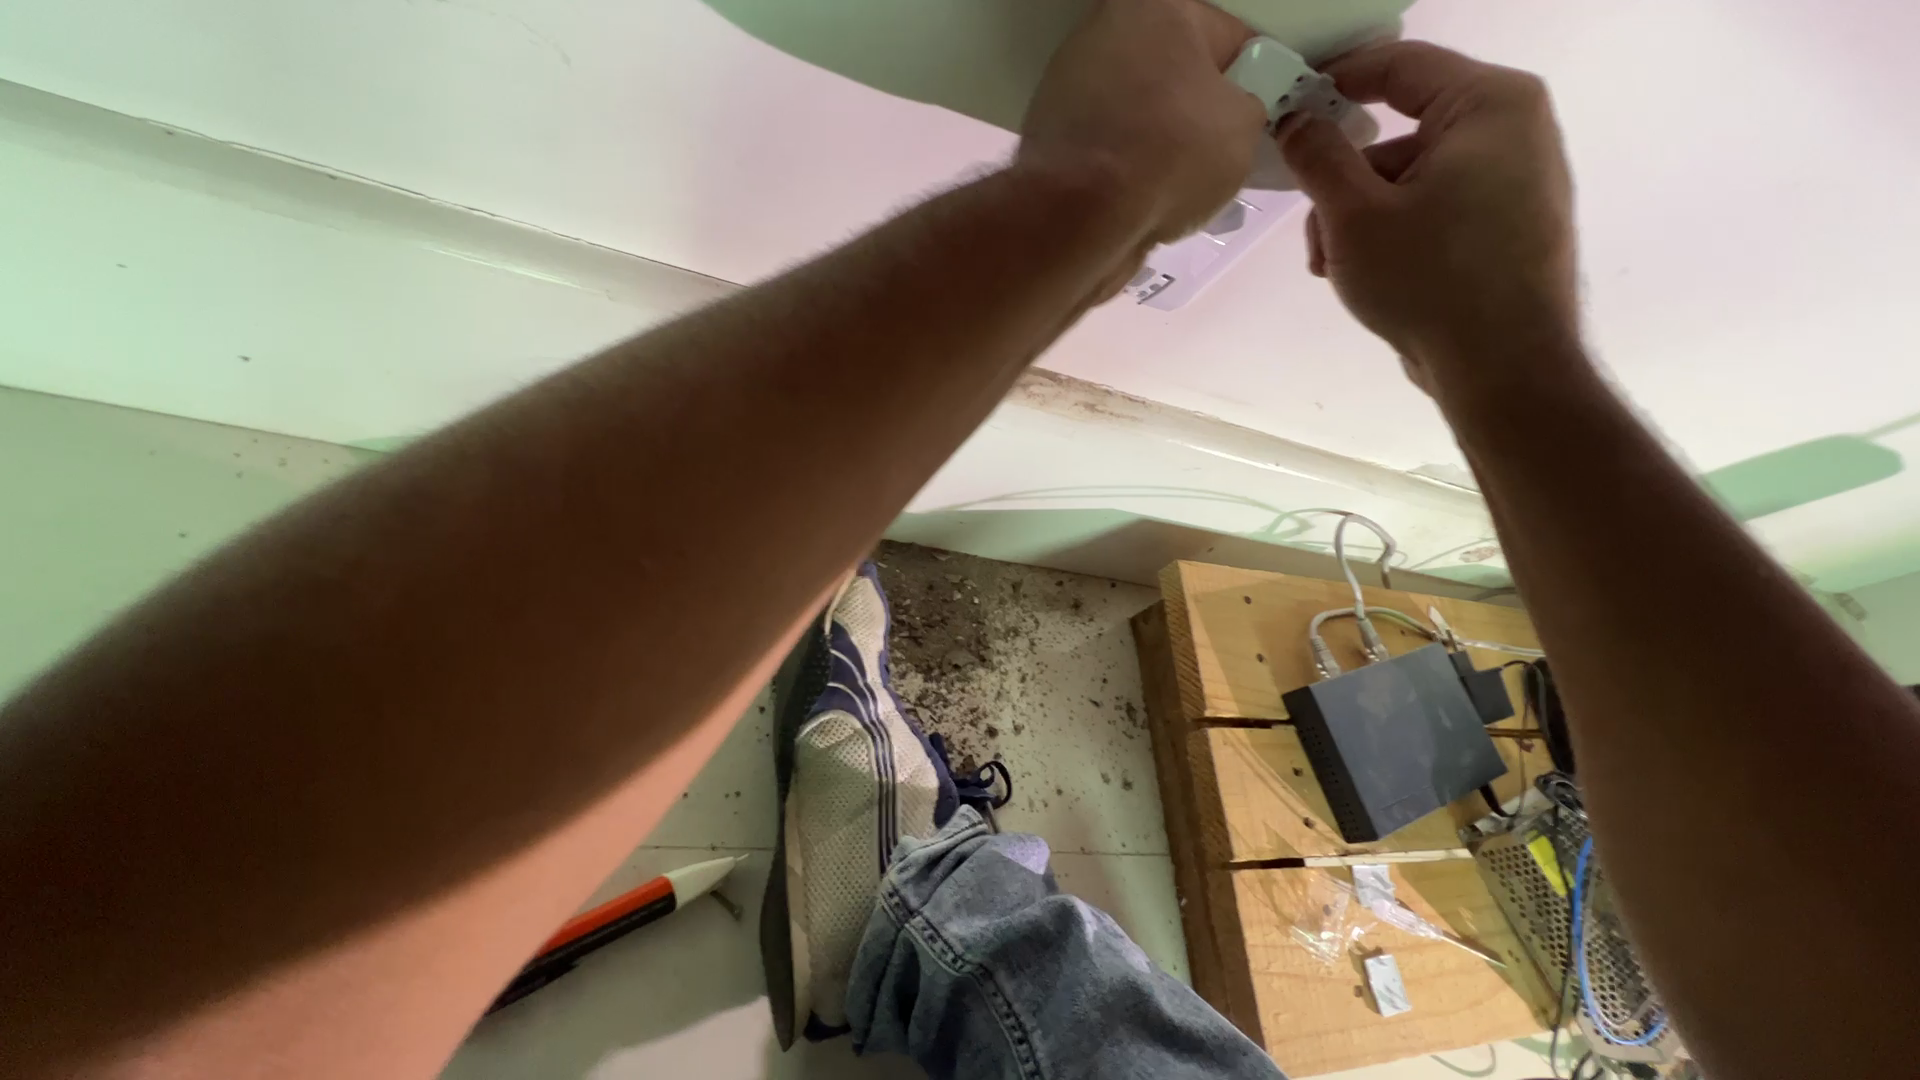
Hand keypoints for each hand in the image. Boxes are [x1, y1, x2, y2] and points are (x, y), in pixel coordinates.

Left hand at [1019, 0, 1265, 251]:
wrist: (1078, 219)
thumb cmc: (1169, 156)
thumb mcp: (1244, 128)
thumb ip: (1246, 109)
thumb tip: (1229, 118)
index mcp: (1159, 5)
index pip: (1230, 38)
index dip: (1252, 84)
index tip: (1256, 121)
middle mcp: (1103, 32)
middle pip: (1173, 77)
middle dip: (1196, 115)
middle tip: (1216, 158)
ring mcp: (1066, 87)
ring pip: (1136, 119)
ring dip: (1156, 148)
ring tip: (1176, 190)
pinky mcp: (1046, 140)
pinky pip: (1104, 155)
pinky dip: (1120, 175)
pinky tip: (1137, 201)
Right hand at [1279, 42, 1579, 397]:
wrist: (1502, 364)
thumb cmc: (1428, 278)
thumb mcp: (1353, 216)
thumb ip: (1319, 157)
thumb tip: (1296, 119)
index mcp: (1488, 104)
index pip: (1399, 64)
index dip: (1335, 79)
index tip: (1288, 103)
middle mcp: (1513, 129)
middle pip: (1399, 134)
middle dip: (1344, 183)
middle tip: (1312, 228)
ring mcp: (1515, 181)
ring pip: (1409, 179)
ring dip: (1358, 219)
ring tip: (1334, 270)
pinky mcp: (1506, 226)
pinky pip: (1434, 209)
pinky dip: (1392, 233)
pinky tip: (1369, 277)